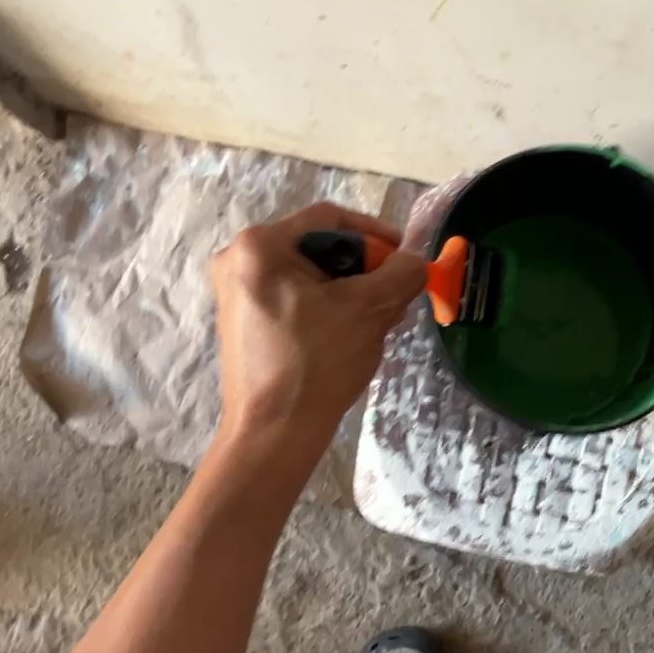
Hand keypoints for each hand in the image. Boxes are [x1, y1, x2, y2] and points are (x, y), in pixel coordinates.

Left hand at [208, 202, 427, 464]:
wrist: (273, 432)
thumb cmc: (316, 363)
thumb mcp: (368, 311)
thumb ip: (400, 275)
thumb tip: (417, 262)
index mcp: (259, 246)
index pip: (330, 220)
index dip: (376, 235)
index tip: (406, 258)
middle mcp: (238, 262)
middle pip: (318, 249)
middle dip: (365, 270)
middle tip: (397, 296)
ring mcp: (236, 296)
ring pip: (309, 279)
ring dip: (350, 294)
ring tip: (381, 322)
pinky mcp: (244, 326)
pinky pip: (295, 303)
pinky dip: (327, 311)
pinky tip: (351, 337)